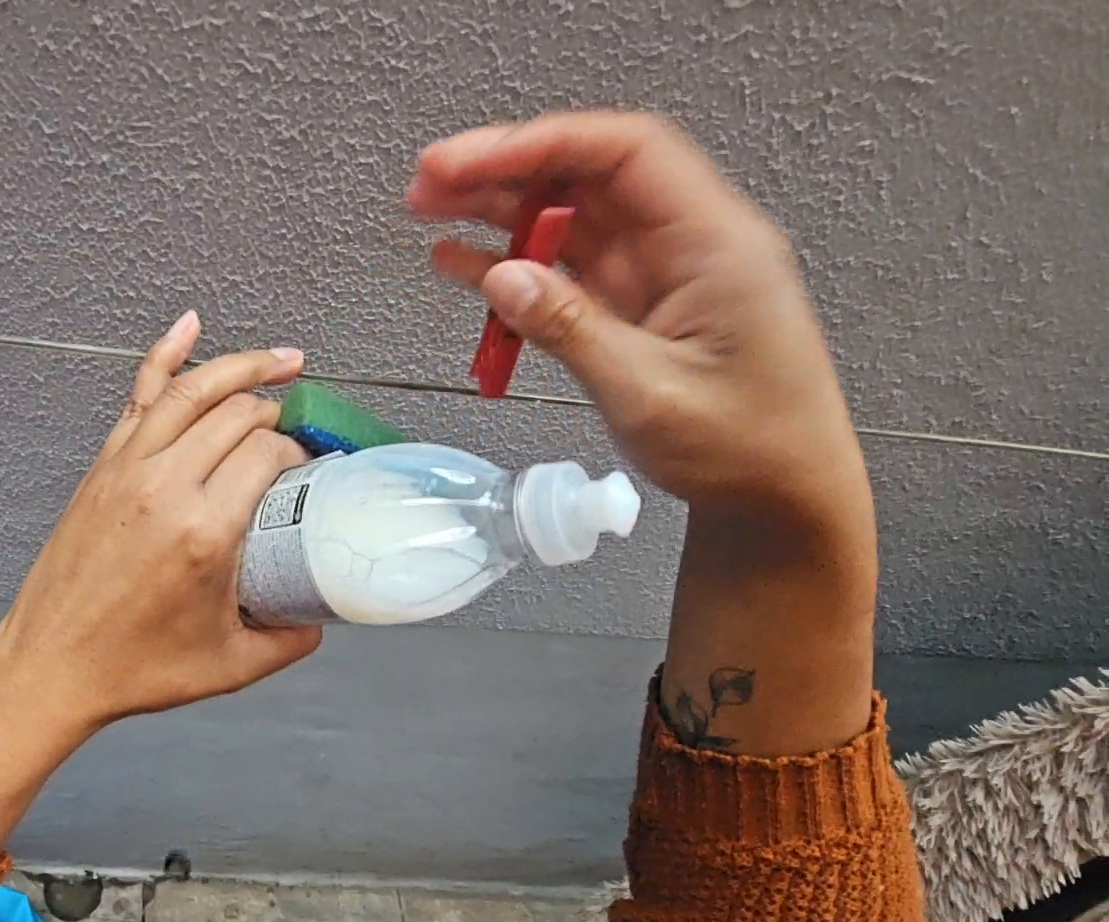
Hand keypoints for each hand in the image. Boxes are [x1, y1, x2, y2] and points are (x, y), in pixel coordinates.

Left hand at [0, 313, 319, 864]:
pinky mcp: (103, 467)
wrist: (51, 665)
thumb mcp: (230, 666)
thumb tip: (318, 617)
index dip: (298, 452)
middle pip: (238, 413)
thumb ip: (288, 639)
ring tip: (282, 360)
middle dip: (279, 412)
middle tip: (298, 429)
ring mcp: (127, 468)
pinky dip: (166, 355)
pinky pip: (139, 395)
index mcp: (204, 530)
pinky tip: (189, 326)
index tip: (305, 471)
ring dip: (242, 366)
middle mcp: (165, 486)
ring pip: (193, 389)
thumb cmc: (133, 667)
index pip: (268, 453)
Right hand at [411, 113, 877, 754]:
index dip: (540, 146)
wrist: (773, 497)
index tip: (465, 163)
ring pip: (564, 223)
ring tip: (427, 212)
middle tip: (426, 183)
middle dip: (504, 173)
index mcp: (711, 243)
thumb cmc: (737, 446)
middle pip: (585, 180)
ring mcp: (650, 276)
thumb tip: (499, 276)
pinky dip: (508, 267)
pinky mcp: (626, 308)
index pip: (624, 155)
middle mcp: (680, 244)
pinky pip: (560, 274)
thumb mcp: (648, 391)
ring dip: (496, 213)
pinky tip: (458, 263)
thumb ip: (571, 329)